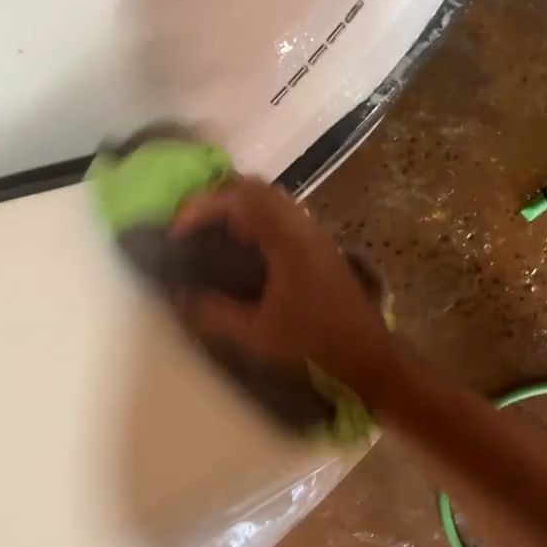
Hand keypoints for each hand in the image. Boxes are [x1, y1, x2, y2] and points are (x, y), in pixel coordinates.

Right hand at [169, 176, 391, 375]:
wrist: (369, 358)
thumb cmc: (314, 345)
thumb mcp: (257, 334)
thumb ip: (214, 313)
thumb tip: (179, 297)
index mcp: (287, 239)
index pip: (240, 199)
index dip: (202, 207)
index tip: (178, 231)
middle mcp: (303, 227)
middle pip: (256, 188)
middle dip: (218, 199)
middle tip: (192, 225)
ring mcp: (314, 234)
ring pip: (271, 200)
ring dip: (238, 208)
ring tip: (212, 235)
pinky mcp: (319, 247)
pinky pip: (282, 216)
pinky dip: (255, 220)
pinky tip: (242, 250)